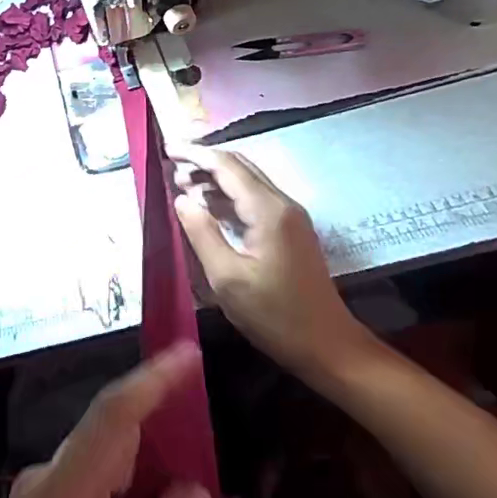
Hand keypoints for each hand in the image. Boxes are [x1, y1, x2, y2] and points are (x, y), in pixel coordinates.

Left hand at [0, 345, 214, 497]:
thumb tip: (191, 489)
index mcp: (57, 497)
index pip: (110, 417)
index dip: (151, 379)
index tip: (187, 350)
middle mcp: (38, 485)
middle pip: (104, 439)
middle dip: (157, 431)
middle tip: (206, 433)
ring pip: (97, 466)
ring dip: (143, 469)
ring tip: (189, 485)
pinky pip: (85, 491)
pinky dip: (122, 495)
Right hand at [171, 145, 373, 378]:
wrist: (329, 348)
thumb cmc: (275, 316)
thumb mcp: (227, 278)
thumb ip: (201, 233)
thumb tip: (181, 199)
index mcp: (268, 211)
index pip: (226, 166)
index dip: (195, 154)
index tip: (166, 149)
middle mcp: (283, 204)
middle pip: (239, 167)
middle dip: (204, 162)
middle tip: (171, 168)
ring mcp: (290, 218)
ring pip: (247, 182)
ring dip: (214, 179)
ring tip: (182, 186)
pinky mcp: (290, 232)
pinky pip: (254, 200)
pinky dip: (228, 196)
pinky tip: (208, 207)